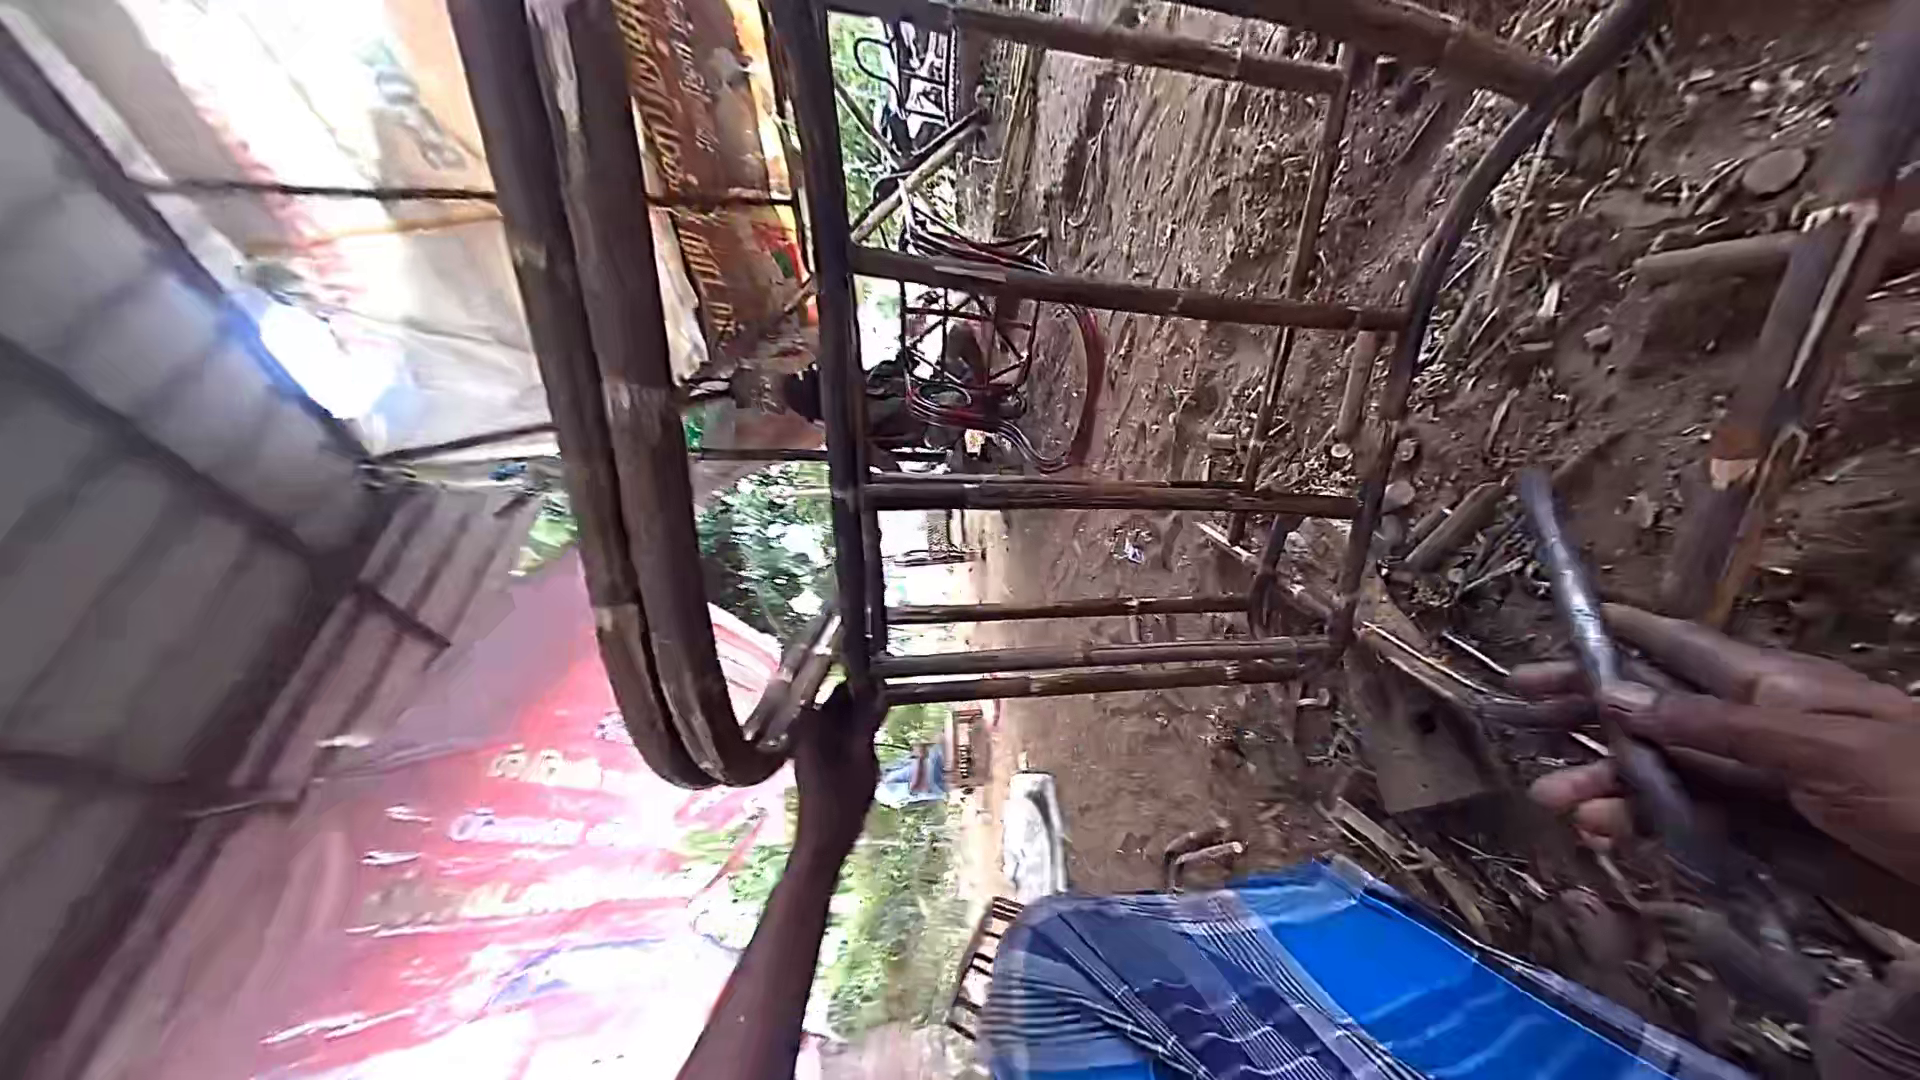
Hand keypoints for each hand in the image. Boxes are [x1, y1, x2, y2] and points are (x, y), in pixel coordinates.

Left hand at [791, 684, 883, 859]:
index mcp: (812, 722)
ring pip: (837, 717)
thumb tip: (879, 689)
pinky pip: (834, 732)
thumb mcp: (863, 756)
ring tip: (882, 716)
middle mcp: (804, 727)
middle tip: (888, 699)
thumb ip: (868, 720)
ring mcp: (806, 743)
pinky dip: (850, 731)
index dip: (865, 682)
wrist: (823, 840)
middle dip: (862, 698)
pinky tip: (868, 738)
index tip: (887, 681)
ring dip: (858, 715)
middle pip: (837, 701)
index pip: (840, 687)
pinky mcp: (812, 756)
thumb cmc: (843, 799)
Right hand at [1515, 604, 1919, 886]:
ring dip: (1595, 780)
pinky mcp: (1753, 833)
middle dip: (1578, 709)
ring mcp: (1748, 782)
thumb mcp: (1829, 751)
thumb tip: (1610, 697)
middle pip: (1642, 708)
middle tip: (1517, 709)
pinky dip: (1631, 822)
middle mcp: (1745, 728)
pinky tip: (1602, 830)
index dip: (1619, 629)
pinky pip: (1674, 819)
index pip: (1676, 645)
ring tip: (1554, 799)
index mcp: (1768, 690)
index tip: (1564, 619)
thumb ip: (1712, 725)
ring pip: (1648, 769)